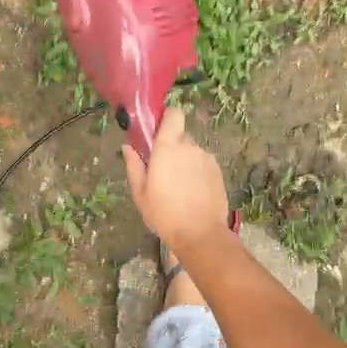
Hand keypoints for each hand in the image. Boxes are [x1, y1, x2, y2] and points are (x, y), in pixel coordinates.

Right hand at [121, 108, 230, 255]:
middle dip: (171, 147)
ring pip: (192, 151)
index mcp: (168, 147)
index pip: (173, 114)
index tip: (155, 133)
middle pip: (180, 135)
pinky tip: (191, 193)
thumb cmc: (164, 213)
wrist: (200, 233)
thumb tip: (128, 147)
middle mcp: (190, 147)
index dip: (166, 119)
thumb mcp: (140, 193)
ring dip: (184, 161)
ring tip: (177, 186)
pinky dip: (196, 172)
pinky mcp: (218, 172)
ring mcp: (207, 158)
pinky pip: (202, 164)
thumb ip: (134, 166)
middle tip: (161, 169)